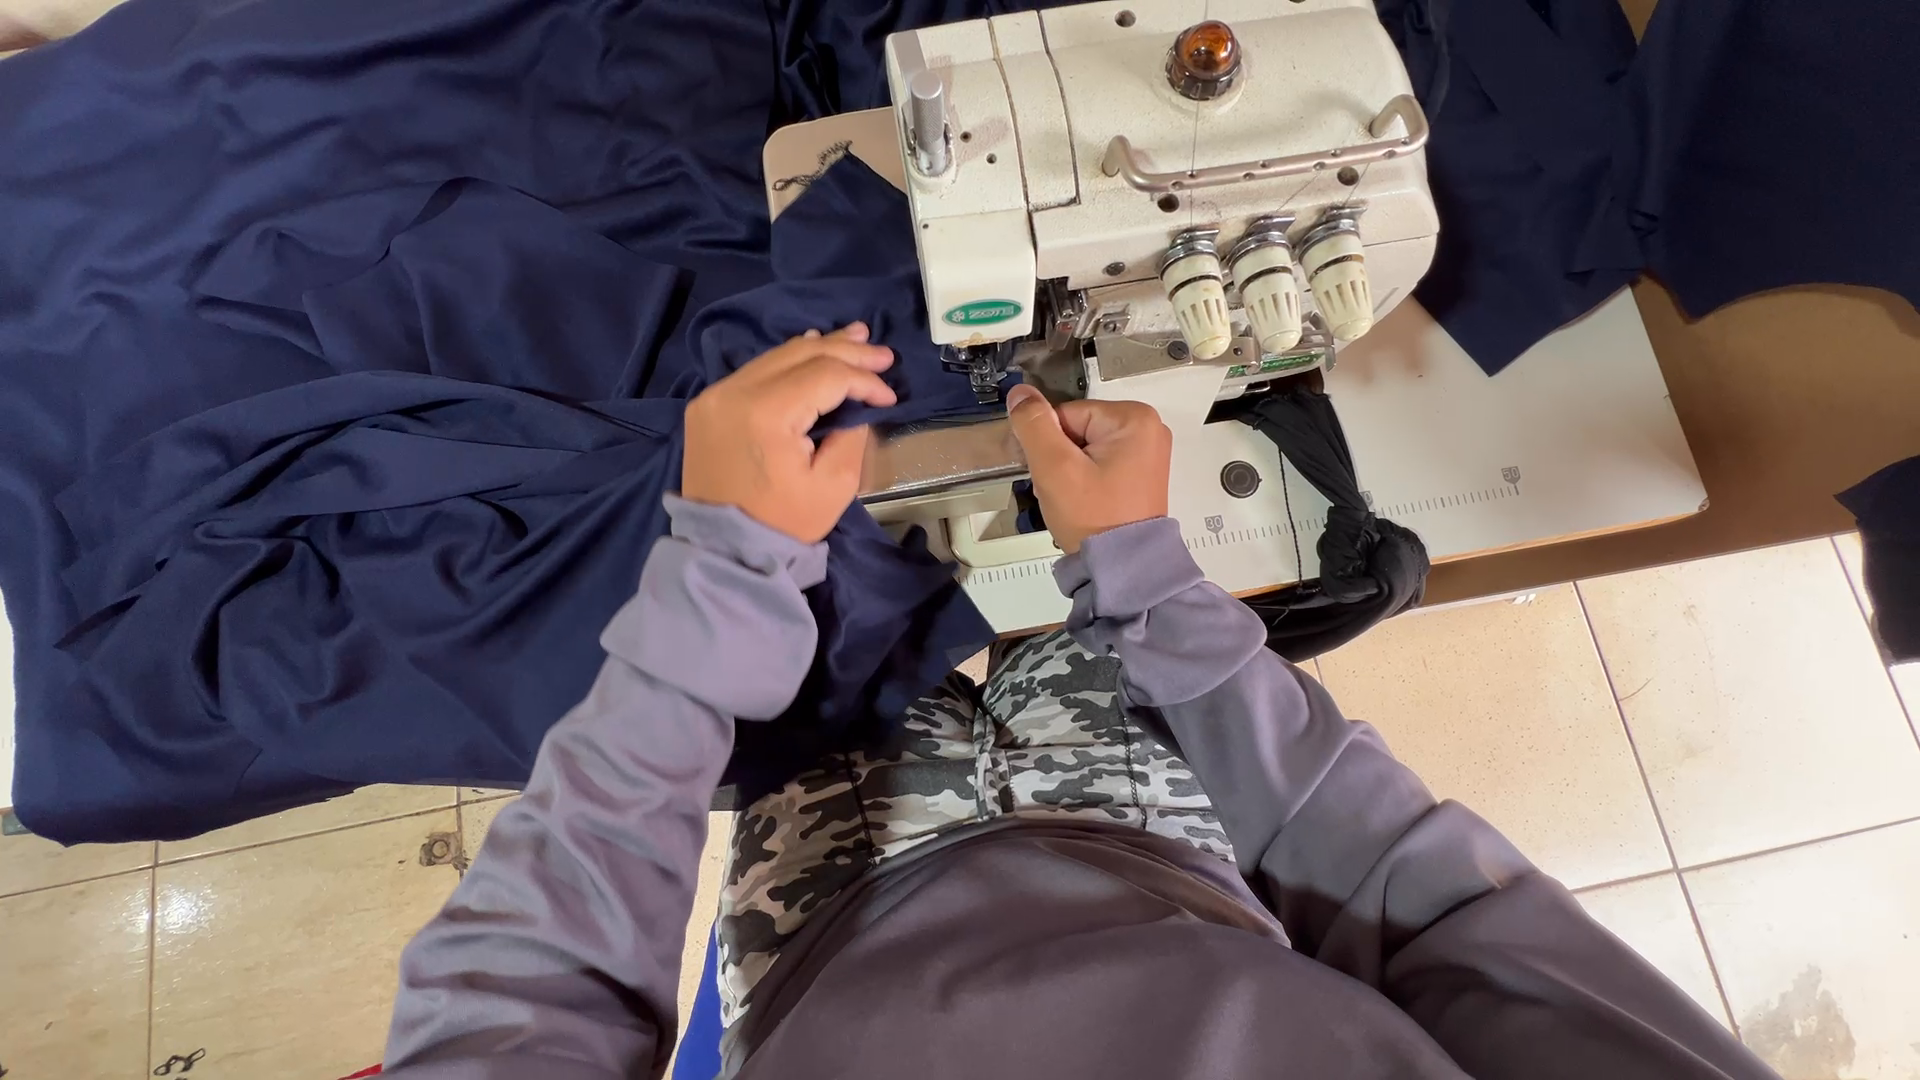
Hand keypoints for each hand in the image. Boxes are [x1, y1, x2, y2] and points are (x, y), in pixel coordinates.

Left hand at [681, 323, 895, 542]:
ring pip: (776, 356)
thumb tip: (855, 407)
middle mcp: (734, 392)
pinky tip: (812, 348)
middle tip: (883, 352)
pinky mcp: (708, 405)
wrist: (723, 549)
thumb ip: (851, 435)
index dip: (864, 380)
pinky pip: (756, 371)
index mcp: (766, 413)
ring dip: (819, 348)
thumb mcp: (835, 485)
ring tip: (855, 337)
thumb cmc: (784, 523)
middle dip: (847, 351)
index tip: (890, 397)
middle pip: (800, 354)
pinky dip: (789, 361)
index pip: (826, 376)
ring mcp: (715, 396)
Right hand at [1004, 383, 1170, 553]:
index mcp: (1134, 418)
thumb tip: (1019, 392)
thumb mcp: (1055, 467)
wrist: (1121, 568)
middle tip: (1065, 490)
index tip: (1053, 474)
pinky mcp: (1141, 476)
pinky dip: (1085, 482)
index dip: (1050, 444)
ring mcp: (1147, 454)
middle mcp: (1148, 429)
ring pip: (1085, 449)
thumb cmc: (1092, 516)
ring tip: (1075, 499)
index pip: (1067, 415)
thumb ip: (1033, 424)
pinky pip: (1100, 465)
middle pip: (1077, 430)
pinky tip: (1086, 502)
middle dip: (1061, 459)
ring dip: (1070, 472)